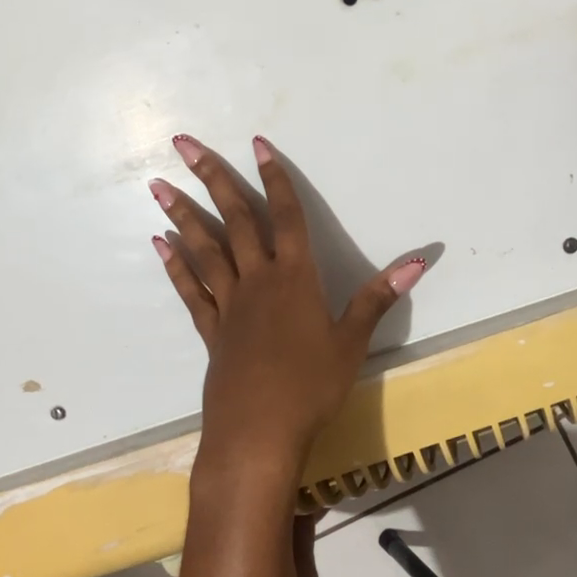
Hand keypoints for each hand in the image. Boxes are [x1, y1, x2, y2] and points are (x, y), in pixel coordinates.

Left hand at [149, 135, 425, 474]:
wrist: (258, 432)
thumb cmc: (311, 387)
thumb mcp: (352, 342)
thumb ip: (377, 298)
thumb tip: (417, 262)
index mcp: (296, 278)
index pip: (287, 217)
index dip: (275, 179)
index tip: (258, 145)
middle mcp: (258, 281)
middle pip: (235, 220)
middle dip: (212, 178)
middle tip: (184, 144)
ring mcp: (230, 305)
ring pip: (205, 249)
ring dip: (183, 214)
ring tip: (159, 185)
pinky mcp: (211, 331)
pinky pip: (191, 290)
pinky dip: (176, 265)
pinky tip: (162, 245)